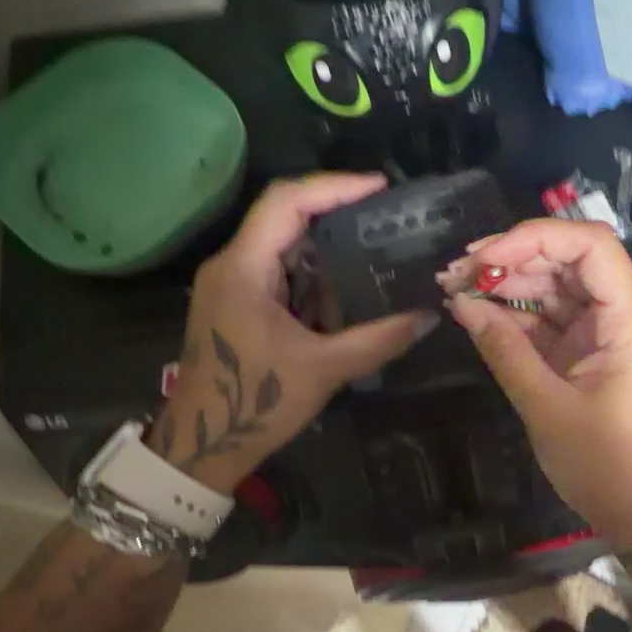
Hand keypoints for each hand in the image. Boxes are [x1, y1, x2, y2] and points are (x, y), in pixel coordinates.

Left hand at [151, 173, 436, 493]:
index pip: (287, 202)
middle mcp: (232, 265)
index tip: (381, 187)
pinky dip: (314, 276)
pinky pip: (279, 274)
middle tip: (388, 218)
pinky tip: (348, 289)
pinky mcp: (237, 305)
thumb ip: (380, 339)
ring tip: (377, 249)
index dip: (335, 187)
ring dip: (327, 249)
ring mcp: (232, 285)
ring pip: (283, 247)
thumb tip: (429, 316)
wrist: (202, 444)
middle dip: (337, 214)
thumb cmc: (256, 402)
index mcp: (244, 268)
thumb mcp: (325, 369)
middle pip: (285, 218)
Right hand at [443, 219, 631, 545]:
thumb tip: (461, 304)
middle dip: (513, 259)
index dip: (534, 238)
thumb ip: (504, 350)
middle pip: (570, 262)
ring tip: (457, 289)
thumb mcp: (546, 407)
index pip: (590, 247)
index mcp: (628, 321)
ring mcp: (604, 338)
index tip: (484, 256)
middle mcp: (621, 318)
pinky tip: (478, 315)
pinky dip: (517, 318)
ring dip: (509, 286)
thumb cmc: (605, 465)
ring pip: (558, 291)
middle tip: (456, 272)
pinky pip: (552, 324)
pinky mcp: (589, 359)